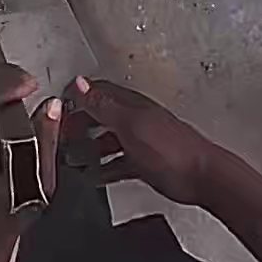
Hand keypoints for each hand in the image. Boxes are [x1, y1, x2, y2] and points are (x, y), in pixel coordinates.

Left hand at [0, 61, 60, 227]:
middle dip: (6, 73)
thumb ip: (45, 138)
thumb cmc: (13, 203)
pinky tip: (12, 92)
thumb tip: (52, 107)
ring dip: (1, 77)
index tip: (32, 86)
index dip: (11, 81)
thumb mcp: (38, 176)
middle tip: (29, 83)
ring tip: (23, 84)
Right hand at [71, 76, 229, 206]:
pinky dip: (104, 167)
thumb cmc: (171, 150)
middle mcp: (135, 118)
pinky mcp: (146, 162)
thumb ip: (103, 105)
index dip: (76, 97)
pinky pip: (118, 161)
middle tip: (60, 137)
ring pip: (108, 139)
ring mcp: (141, 140)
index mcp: (130, 104)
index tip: (57, 109)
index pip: (97, 92)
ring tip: (71, 159)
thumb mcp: (130, 125)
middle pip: (100, 115)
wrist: (203, 178)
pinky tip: (95, 177)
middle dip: (79, 123)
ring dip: (89, 147)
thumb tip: (80, 83)